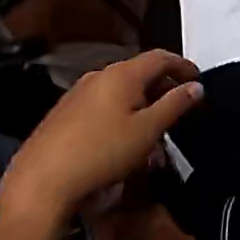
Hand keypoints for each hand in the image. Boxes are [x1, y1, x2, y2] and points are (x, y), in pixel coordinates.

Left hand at [0, 50, 202, 239]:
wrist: (41, 182)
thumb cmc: (102, 152)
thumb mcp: (149, 130)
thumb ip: (176, 104)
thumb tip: (196, 86)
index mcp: (122, 74)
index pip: (160, 57)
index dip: (183, 66)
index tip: (198, 80)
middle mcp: (99, 76)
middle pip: (140, 72)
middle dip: (164, 87)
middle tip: (181, 106)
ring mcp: (78, 94)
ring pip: (121, 91)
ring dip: (144, 103)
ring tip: (156, 129)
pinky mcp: (65, 114)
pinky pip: (104, 104)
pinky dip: (123, 113)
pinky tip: (126, 139)